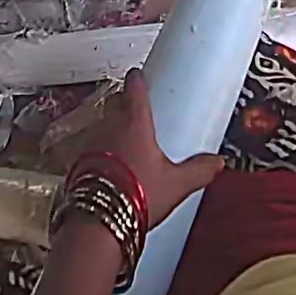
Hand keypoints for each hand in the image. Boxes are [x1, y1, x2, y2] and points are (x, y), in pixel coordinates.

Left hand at [83, 68, 222, 227]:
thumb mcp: (176, 184)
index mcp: (136, 123)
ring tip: (123, 143)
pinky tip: (107, 165)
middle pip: (115, 104)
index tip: (137, 74)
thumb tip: (218, 162)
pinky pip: (90, 146)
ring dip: (111, 129)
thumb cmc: (138, 195)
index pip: (135, 89)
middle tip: (135, 112)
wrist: (99, 220)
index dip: (137, 79)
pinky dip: (99, 150)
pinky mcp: (77, 160)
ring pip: (101, 124)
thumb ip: (198, 170)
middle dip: (123, 104)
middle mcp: (110, 125)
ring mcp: (91, 141)